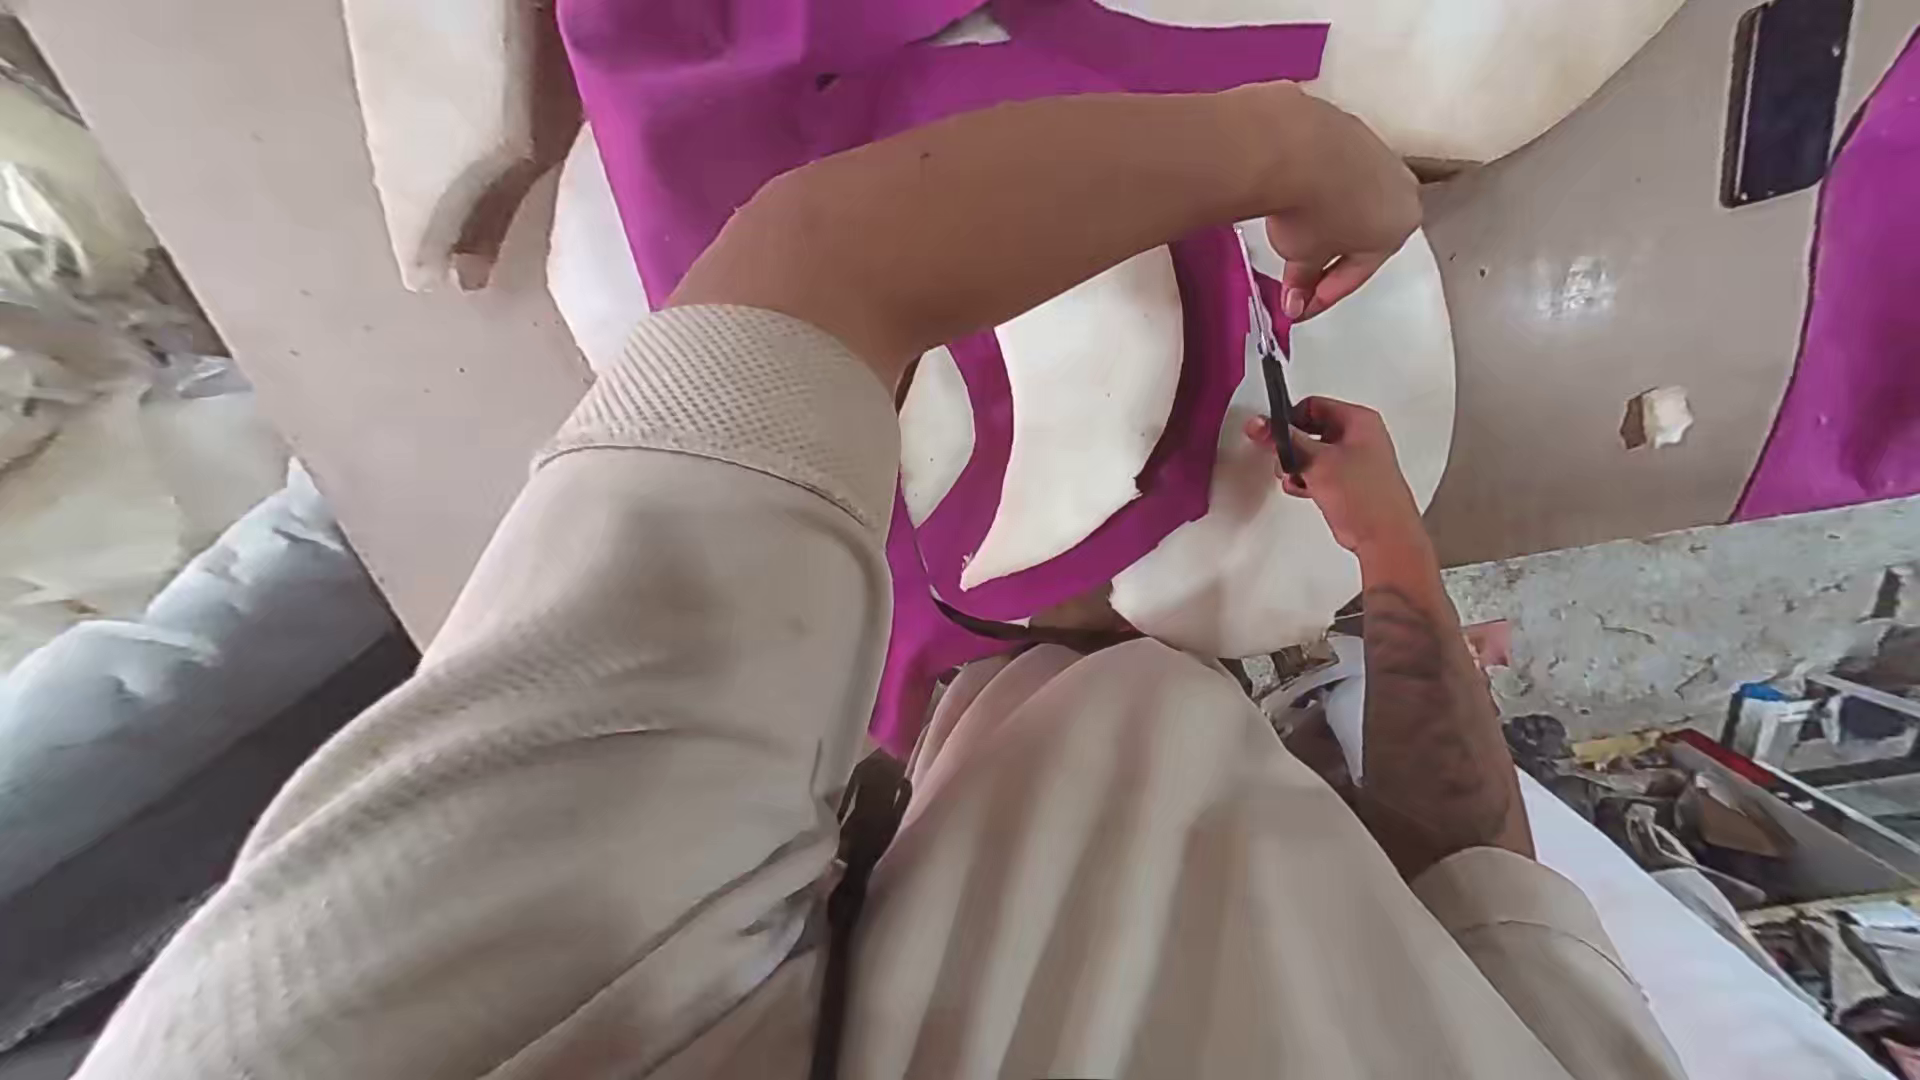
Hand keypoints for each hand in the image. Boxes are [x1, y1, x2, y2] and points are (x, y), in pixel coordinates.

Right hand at [1244, 396, 1424, 553]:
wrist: (1381, 534)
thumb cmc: (1367, 496)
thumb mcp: (1316, 461)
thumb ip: (1284, 441)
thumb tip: (1260, 424)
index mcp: (1358, 421)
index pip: (1311, 406)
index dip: (1289, 420)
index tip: (1275, 435)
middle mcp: (1356, 436)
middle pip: (1307, 429)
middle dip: (1290, 447)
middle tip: (1287, 459)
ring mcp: (1350, 458)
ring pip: (1308, 452)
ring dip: (1295, 466)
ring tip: (1298, 477)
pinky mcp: (1342, 479)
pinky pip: (1313, 470)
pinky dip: (1304, 479)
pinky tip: (1306, 488)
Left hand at [1259, 90, 1418, 321]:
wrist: (1296, 152)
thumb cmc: (1311, 212)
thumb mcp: (1304, 259)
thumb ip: (1304, 281)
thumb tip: (1296, 300)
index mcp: (1398, 229)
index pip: (1355, 276)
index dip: (1320, 298)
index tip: (1296, 309)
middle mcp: (1403, 192)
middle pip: (1359, 241)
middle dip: (1325, 266)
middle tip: (1293, 284)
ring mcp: (1383, 160)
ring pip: (1351, 210)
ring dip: (1324, 232)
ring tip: (1291, 246)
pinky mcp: (1357, 138)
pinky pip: (1339, 182)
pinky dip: (1320, 200)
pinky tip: (1297, 207)